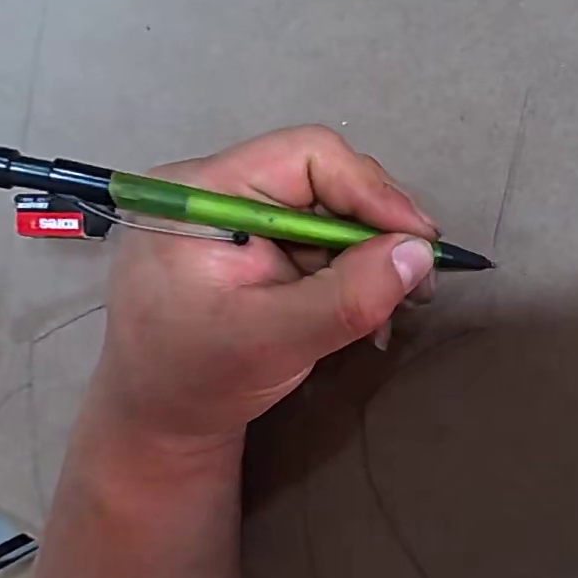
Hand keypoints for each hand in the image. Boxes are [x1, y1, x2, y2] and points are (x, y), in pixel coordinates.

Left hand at [84, 125, 438, 449]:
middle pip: (327, 179)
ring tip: (397, 300)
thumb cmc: (196, 381)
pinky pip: (320, 239)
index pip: (308, 157)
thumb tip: (419, 253)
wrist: (158, 420)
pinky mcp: (257, 244)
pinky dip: (353, 269)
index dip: (373, 192)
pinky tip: (366, 304)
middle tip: (418, 277)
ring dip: (372, 254)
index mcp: (206, 192)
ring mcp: (242, 217)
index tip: (418, 240)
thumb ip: (349, 297)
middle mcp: (224, 190)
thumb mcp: (274, 342)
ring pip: (332, 210)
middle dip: (378, 228)